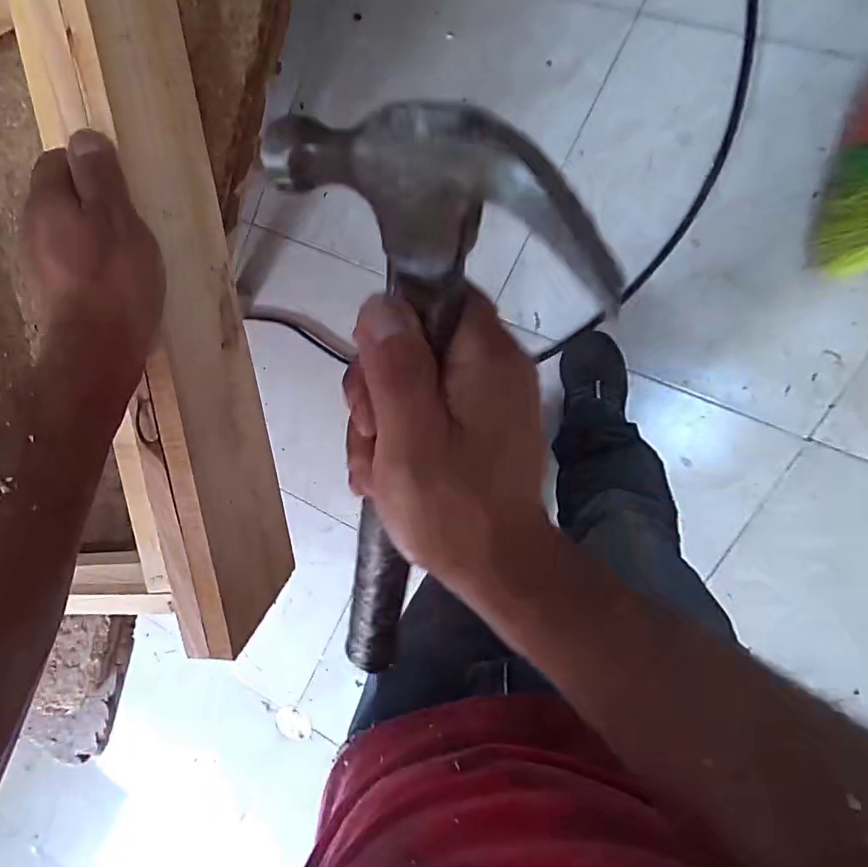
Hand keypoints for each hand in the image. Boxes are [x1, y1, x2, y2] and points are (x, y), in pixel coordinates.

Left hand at [22, 131, 164, 362]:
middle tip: (130, 224)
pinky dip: (90, 266)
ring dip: (93, 237)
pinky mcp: (48, 295)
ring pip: (65, 233)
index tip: (121, 189)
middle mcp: (30, 229)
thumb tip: (83, 136)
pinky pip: (69, 264)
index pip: (57, 161)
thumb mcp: (117, 216)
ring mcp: (36, 265)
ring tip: (127, 257)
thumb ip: (100, 176)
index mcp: (46, 202)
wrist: (95, 354)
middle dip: (92, 203)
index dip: (90, 169)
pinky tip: (114, 284)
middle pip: (60, 198)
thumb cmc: (114, 279)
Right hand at [343, 291, 550, 585]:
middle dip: (376, 385)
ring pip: (409, 380)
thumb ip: (394, 367)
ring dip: (378, 420)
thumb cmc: (452, 508)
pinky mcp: (473, 425)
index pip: (438, 296)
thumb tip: (379, 306)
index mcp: (485, 357)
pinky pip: (421, 410)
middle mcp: (491, 367)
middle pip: (415, 342)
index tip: (370, 365)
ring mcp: (482, 398)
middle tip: (370, 431)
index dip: (394, 320)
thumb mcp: (409, 436)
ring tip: (374, 469)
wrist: (497, 570)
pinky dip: (396, 436)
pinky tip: (383, 474)